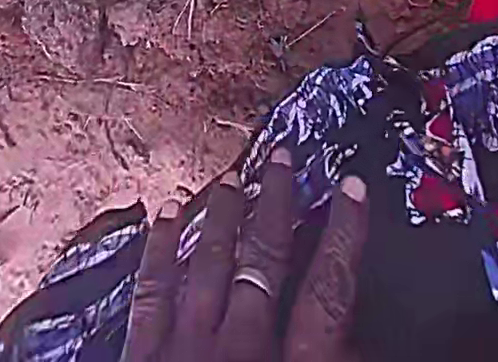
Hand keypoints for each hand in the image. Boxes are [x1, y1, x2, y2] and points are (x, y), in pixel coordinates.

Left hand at [123, 150, 369, 361]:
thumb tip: (358, 345)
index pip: (327, 292)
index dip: (344, 234)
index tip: (352, 187)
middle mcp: (239, 352)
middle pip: (263, 260)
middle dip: (276, 203)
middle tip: (282, 156)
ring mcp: (183, 351)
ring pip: (208, 262)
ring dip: (223, 214)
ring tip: (233, 175)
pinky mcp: (139, 360)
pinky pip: (151, 290)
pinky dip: (161, 246)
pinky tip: (167, 211)